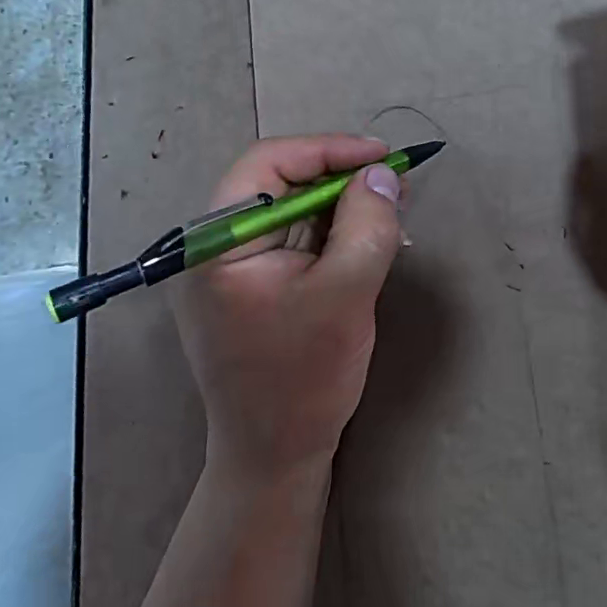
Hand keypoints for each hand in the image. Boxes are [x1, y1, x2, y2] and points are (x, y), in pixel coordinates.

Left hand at [172, 135, 406, 479]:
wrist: (273, 456)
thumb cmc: (303, 379)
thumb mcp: (345, 295)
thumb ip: (367, 226)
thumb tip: (382, 174)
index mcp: (218, 242)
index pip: (268, 163)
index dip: (328, 150)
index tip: (382, 157)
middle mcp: (215, 245)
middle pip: (279, 184)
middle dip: (339, 179)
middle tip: (391, 184)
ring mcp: (231, 267)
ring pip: (289, 211)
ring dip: (340, 207)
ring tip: (389, 210)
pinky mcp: (251, 286)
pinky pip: (292, 241)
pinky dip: (331, 234)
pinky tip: (366, 239)